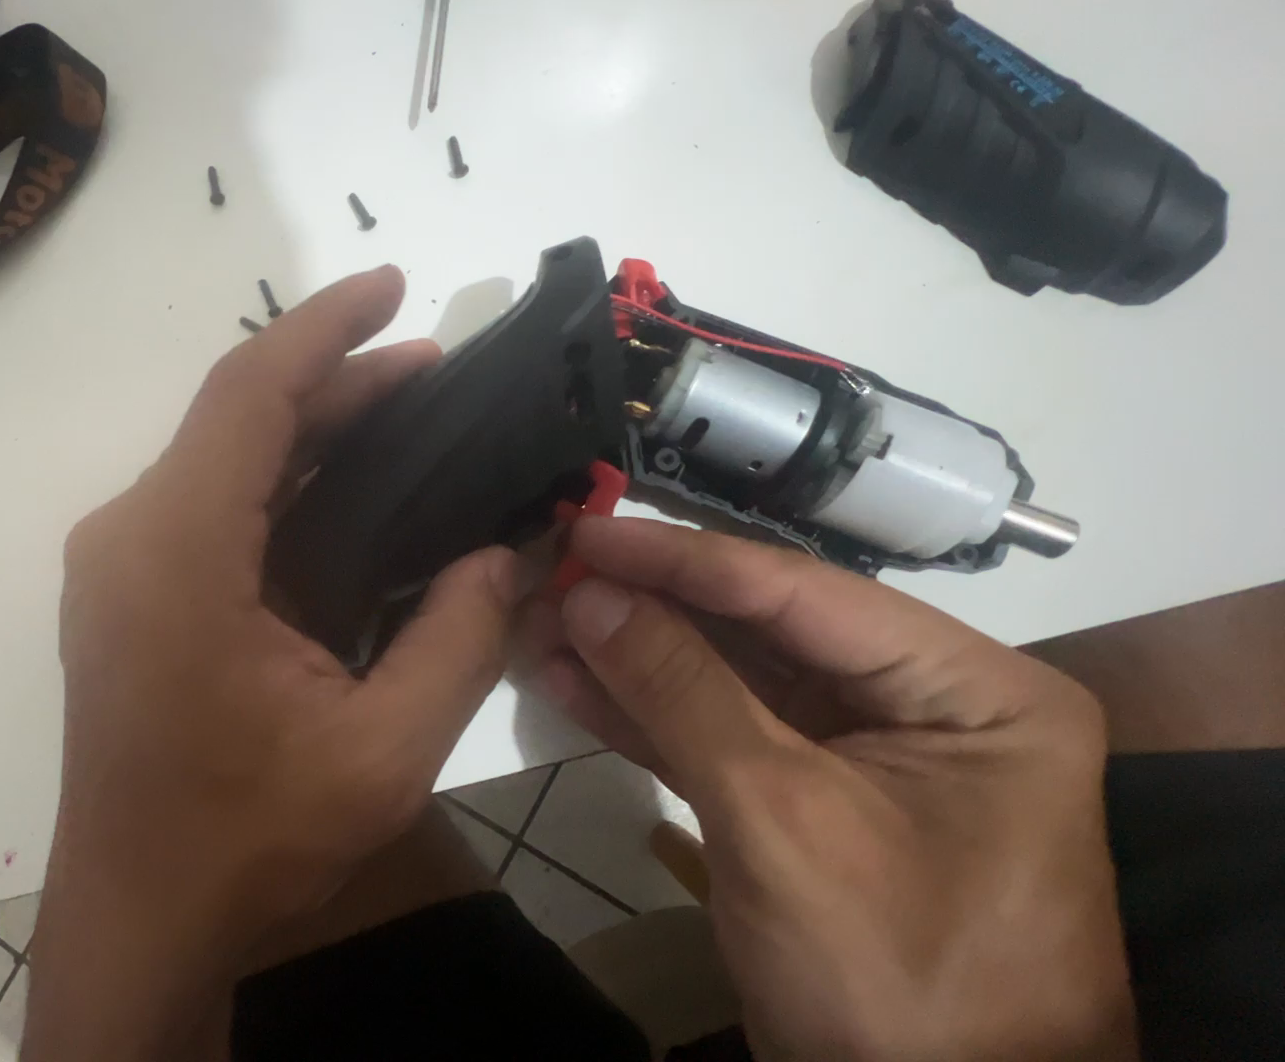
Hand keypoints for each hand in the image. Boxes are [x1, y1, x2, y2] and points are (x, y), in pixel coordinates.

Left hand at [28, 267, 518, 1059]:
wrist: (138, 913)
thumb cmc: (249, 840)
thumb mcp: (384, 751)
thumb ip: (458, 640)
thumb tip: (504, 553)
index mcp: (180, 553)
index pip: (250, 395)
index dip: (323, 327)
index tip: (390, 285)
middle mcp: (131, 536)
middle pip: (238, 419)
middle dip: (334, 381)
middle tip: (431, 369)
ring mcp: (119, 563)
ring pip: (222, 459)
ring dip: (308, 430)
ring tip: (405, 413)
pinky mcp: (128, 593)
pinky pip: (208, 505)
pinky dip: (278, 482)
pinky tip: (344, 493)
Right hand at [513, 517, 1135, 1061]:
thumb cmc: (890, 976)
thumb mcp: (776, 816)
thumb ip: (679, 689)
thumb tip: (588, 593)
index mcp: (966, 687)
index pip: (799, 591)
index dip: (679, 558)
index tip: (586, 532)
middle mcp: (916, 699)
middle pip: (755, 628)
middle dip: (646, 607)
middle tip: (554, 574)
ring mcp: (853, 748)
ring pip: (722, 677)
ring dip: (629, 655)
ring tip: (543, 623)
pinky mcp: (796, 793)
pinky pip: (712, 733)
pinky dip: (639, 712)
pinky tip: (567, 681)